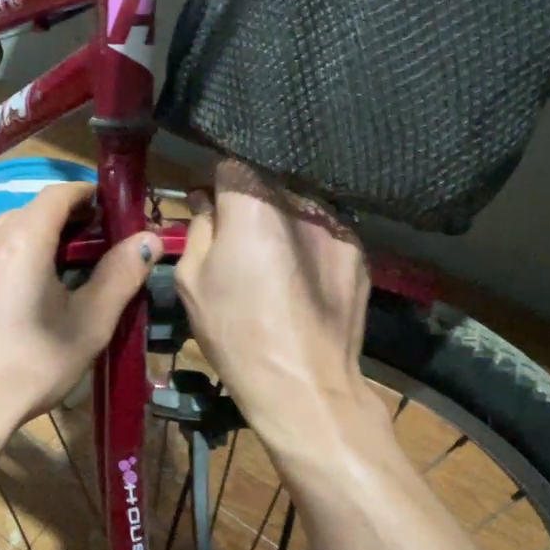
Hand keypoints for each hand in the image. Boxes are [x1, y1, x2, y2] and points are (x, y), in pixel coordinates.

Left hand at [0, 183, 158, 440]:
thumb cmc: (33, 366)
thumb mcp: (90, 324)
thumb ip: (121, 275)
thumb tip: (148, 238)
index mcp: (25, 239)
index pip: (58, 194)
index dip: (86, 195)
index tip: (108, 211)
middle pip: (31, 209)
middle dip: (63, 217)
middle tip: (90, 245)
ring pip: (1, 225)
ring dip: (28, 231)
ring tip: (50, 260)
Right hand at [174, 160, 374, 438]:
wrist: (304, 385)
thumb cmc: (236, 333)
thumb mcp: (192, 281)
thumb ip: (199, 228)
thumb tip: (206, 202)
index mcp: (252, 206)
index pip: (230, 164)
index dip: (216, 184)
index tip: (211, 207)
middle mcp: (298, 203)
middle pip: (266, 181)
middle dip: (249, 201)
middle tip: (238, 239)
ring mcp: (334, 226)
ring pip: (296, 204)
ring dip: (281, 220)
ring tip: (273, 261)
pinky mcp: (357, 251)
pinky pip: (323, 230)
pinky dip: (308, 242)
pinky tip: (301, 276)